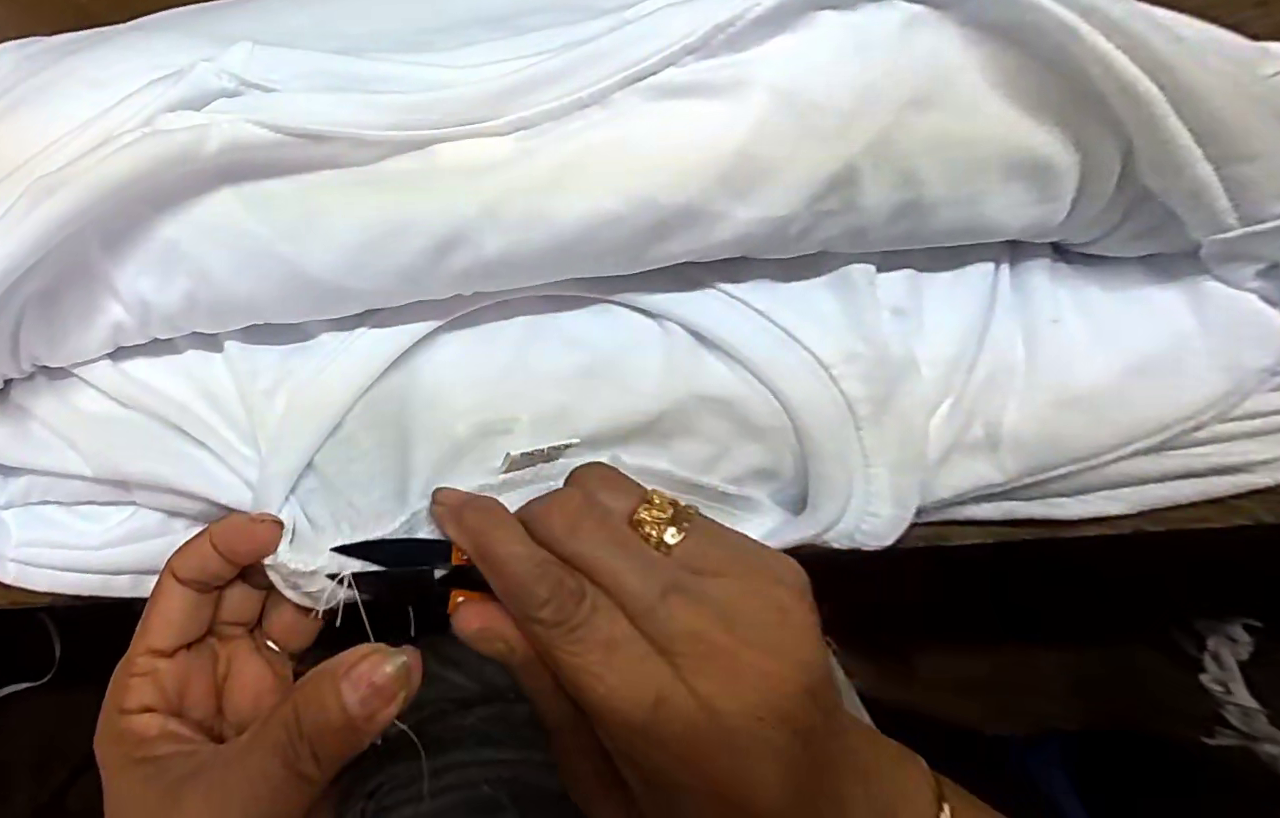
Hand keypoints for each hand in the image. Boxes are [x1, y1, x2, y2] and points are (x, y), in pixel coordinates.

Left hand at [95, 512, 422, 817]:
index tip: (278, 527)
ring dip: (328, 597)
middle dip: (288, 565)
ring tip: (372, 573)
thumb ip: (310, 730)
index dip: (224, 547)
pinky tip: (384, 617)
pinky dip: (356, 641)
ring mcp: (257, 697)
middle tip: (342, 546)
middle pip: (244, 593)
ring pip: (291, 621)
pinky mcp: (303, 722)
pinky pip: (329, 664)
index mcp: (155, 683)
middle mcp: (205, 676)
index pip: (185, 586)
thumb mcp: (234, 799)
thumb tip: (397, 659)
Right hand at [434, 463, 984, 817]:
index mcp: (669, 714)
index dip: (495, 544)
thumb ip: (537, 678)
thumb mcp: (599, 775)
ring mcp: (751, 583)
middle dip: (527, 522)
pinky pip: (655, 496)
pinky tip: (636, 563)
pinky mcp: (771, 555)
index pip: (562, 603)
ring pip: (613, 491)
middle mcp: (715, 635)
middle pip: (581, 526)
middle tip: (516, 551)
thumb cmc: (695, 803)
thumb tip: (466, 602)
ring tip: (579, 558)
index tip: (448, 504)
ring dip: (572, 512)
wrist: (831, 792)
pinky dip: (621, 519)